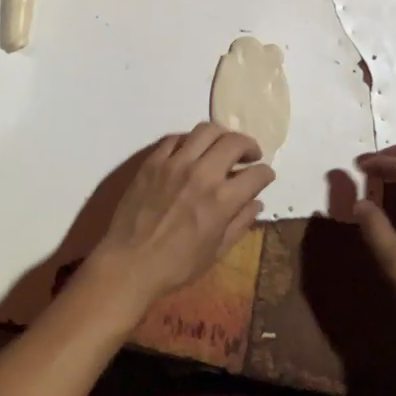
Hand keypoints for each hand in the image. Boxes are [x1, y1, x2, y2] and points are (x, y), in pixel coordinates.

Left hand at [88, 123, 274, 310]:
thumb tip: (256, 203)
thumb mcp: (216, 252)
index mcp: (222, 199)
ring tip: (222, 146)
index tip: (264, 175)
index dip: (266, 173)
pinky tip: (191, 150)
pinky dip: (189, 141)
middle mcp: (201, 173)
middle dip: (249, 145)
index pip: (256, 174)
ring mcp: (175, 163)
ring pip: (205, 130)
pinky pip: (175, 138)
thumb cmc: (176, 265)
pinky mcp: (152, 161)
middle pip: (234, 141)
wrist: (130, 263)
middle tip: (249, 154)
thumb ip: (239, 223)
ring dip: (221, 135)